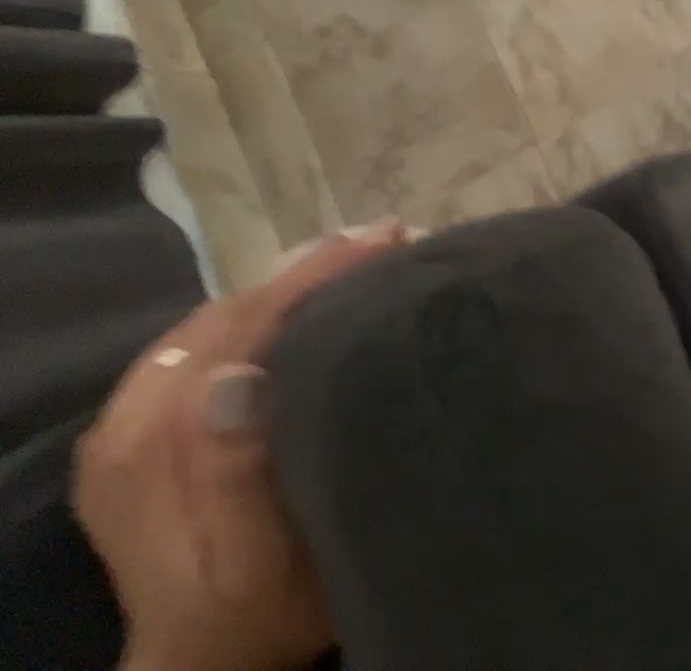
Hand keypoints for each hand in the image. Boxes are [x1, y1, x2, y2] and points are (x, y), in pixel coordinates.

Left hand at [73, 223, 412, 670]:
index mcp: (161, 443)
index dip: (314, 275)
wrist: (207, 657)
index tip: (386, 237)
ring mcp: (127, 428)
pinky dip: (256, 314)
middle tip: (387, 237)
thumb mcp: (266, 552)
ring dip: (283, 286)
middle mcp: (131, 422)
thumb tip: (240, 376)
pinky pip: (198, 348)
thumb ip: (238, 470)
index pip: (243, 325)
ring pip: (211, 324)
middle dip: (306, 268)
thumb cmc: (267, 603)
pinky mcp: (137, 438)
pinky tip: (298, 307)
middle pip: (224, 314)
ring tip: (354, 258)